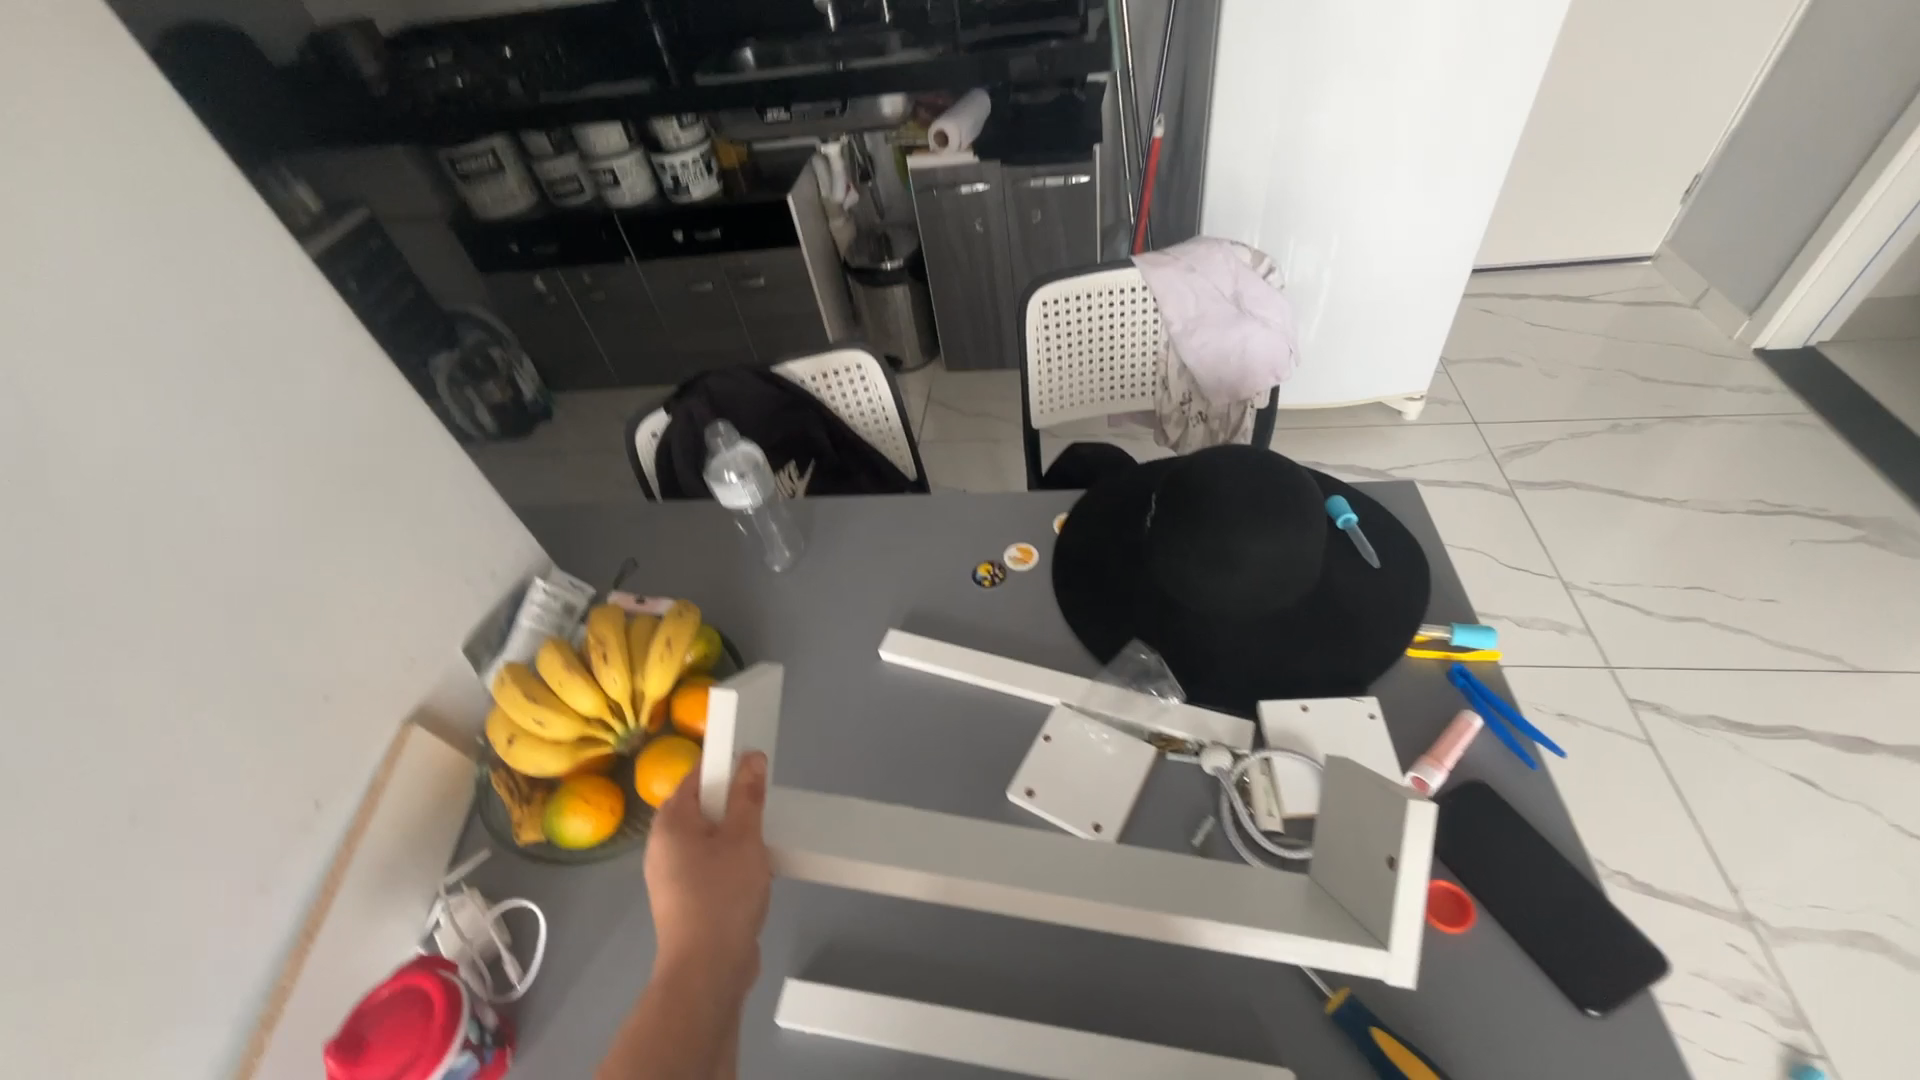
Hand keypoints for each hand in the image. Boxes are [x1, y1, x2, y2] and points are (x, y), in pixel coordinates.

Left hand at [644, 752, 771, 993]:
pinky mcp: (684, 899)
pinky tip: (753, 869)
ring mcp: (670, 875)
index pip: (695, 776)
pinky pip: (708, 865)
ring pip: (706, 838)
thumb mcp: (744, 836)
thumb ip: (748, 795)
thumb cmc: (723, 893)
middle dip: (732, 802)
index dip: (724, 765)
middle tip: (764, 802)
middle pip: (700, 807)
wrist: (708, 969)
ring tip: (764, 837)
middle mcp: (662, 845)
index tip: (754, 764)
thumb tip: (750, 758)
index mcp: (670, 822)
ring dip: (734, 834)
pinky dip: (729, 860)